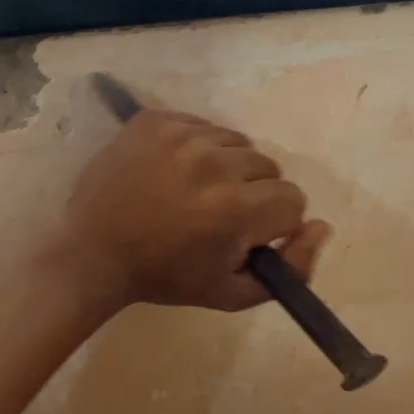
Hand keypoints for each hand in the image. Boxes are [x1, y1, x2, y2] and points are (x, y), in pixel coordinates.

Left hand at [57, 109, 329, 312]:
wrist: (92, 252)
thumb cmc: (163, 277)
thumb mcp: (231, 293)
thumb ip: (291, 268)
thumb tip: (321, 226)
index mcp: (234, 209)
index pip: (292, 200)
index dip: (274, 222)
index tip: (246, 233)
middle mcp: (213, 163)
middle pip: (266, 167)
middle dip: (252, 192)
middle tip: (216, 213)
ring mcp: (180, 135)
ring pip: (235, 142)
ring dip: (226, 165)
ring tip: (193, 190)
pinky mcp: (154, 119)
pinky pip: (200, 124)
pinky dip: (196, 146)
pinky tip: (172, 172)